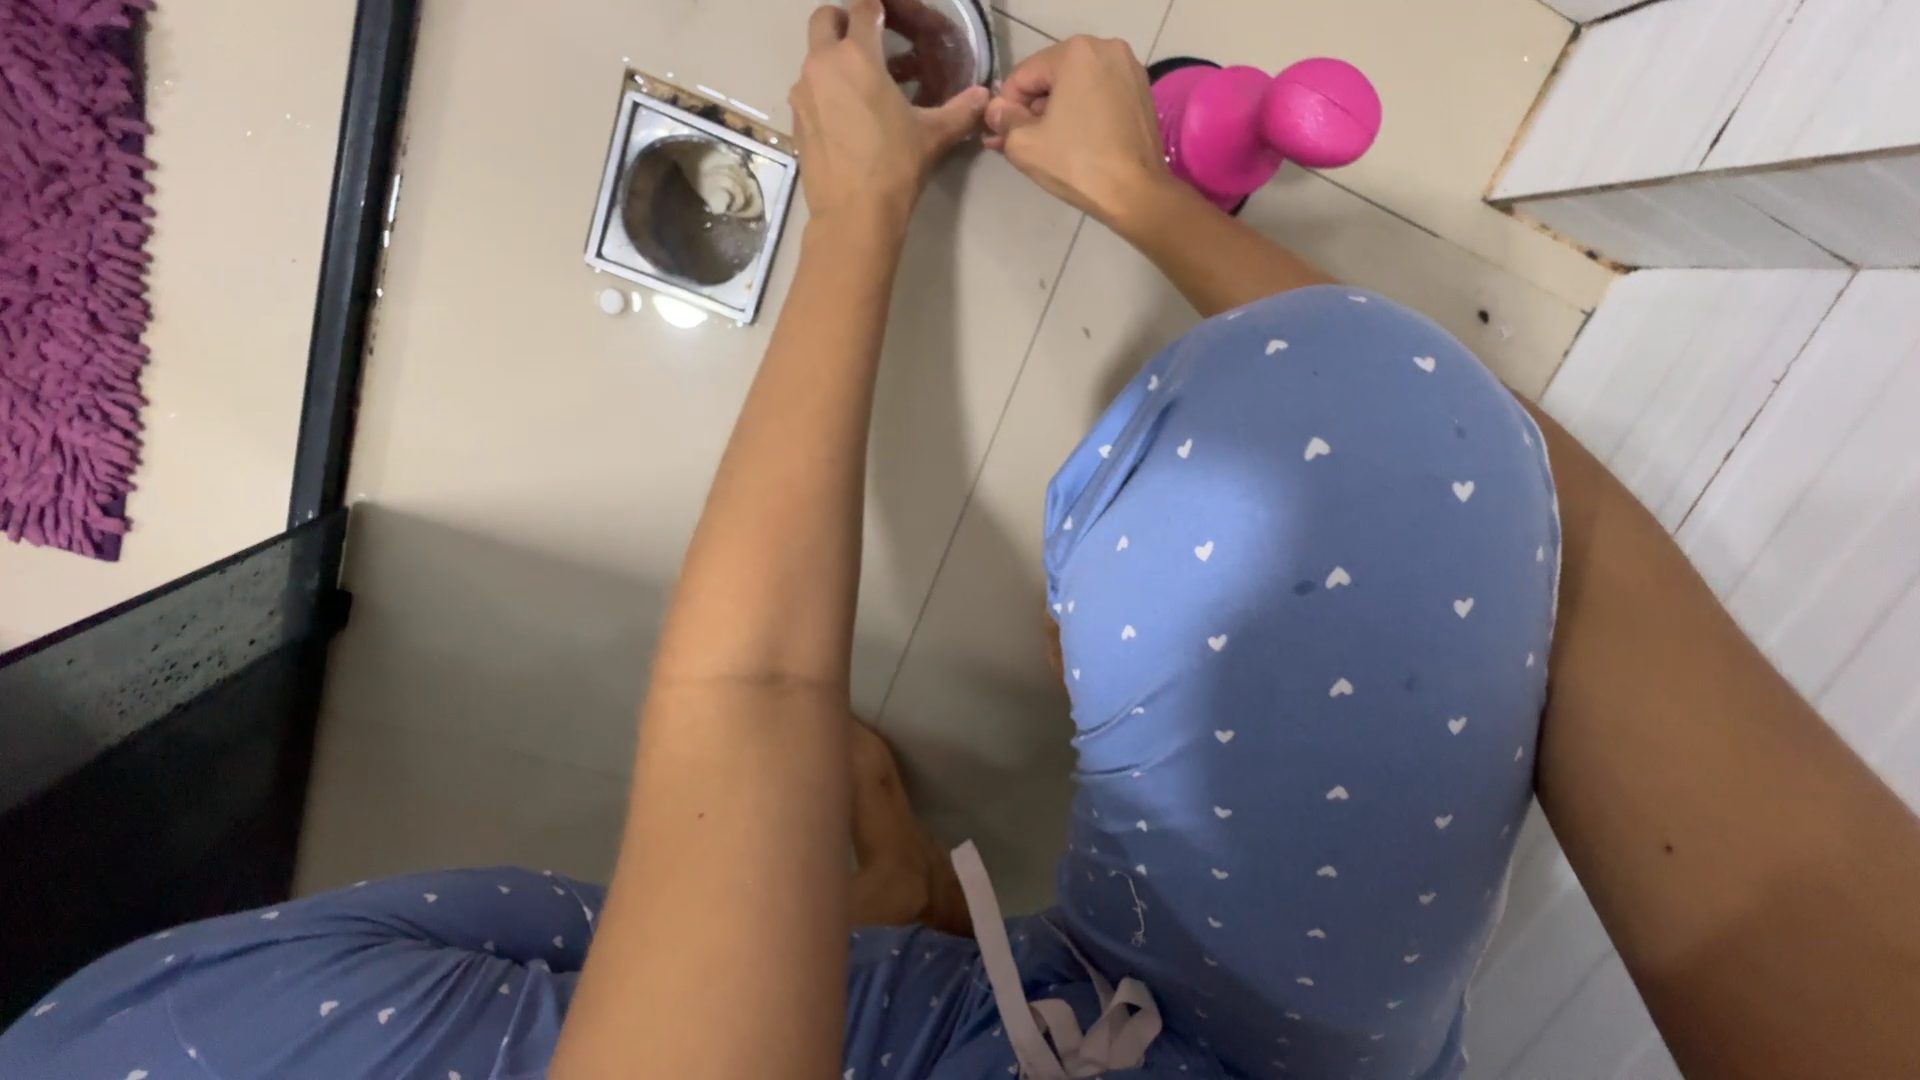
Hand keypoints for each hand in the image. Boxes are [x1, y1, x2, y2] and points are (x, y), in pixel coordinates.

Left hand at [789, 0, 989, 228]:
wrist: (854, 214)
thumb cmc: (895, 167)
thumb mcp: (932, 136)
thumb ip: (959, 111)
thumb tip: (984, 98)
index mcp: (857, 56)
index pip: (863, 9)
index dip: (876, 9)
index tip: (886, 18)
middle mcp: (822, 65)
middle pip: (825, 21)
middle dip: (843, 23)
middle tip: (864, 43)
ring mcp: (803, 94)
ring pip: (813, 60)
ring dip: (832, 63)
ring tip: (858, 90)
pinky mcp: (795, 123)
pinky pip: (808, 95)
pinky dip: (823, 96)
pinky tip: (844, 122)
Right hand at [984, 36, 1175, 224]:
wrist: (1135, 193)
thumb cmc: (1077, 164)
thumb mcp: (1024, 145)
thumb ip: (1004, 121)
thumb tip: (996, 111)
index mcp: (1075, 52)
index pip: (1023, 76)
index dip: (1005, 108)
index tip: (1000, 136)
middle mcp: (1105, 50)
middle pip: (1052, 79)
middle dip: (1032, 111)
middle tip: (1019, 145)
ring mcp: (1129, 70)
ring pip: (1076, 89)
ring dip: (1056, 114)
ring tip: (1045, 148)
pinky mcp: (1141, 94)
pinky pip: (1099, 99)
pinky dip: (1083, 117)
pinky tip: (1075, 144)